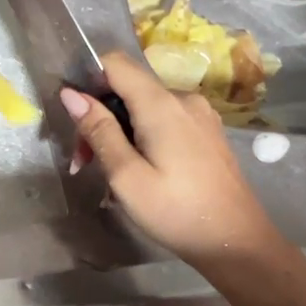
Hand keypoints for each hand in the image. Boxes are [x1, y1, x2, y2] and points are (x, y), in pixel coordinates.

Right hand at [59, 52, 282, 268]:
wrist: (235, 242)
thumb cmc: (175, 211)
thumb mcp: (125, 176)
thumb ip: (99, 131)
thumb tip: (71, 94)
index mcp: (161, 104)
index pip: (116, 63)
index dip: (88, 80)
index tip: (74, 116)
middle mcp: (183, 99)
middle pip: (128, 89)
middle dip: (100, 118)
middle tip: (84, 163)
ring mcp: (200, 115)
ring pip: (144, 108)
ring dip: (119, 133)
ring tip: (110, 175)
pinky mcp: (206, 132)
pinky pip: (164, 121)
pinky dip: (142, 138)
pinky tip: (139, 172)